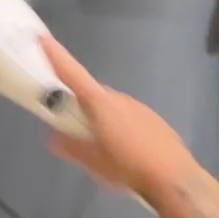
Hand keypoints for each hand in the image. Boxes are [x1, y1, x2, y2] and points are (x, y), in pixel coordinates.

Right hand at [42, 38, 201, 198]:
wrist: (176, 180)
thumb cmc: (128, 167)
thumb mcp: (93, 162)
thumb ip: (70, 146)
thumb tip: (53, 137)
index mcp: (100, 103)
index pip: (73, 73)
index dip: (56, 55)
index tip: (42, 38)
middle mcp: (118, 98)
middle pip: (91, 93)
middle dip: (79, 104)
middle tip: (72, 126)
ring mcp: (138, 106)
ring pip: (110, 106)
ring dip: (101, 117)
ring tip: (102, 146)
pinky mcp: (153, 119)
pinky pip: (127, 115)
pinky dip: (119, 125)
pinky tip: (125, 150)